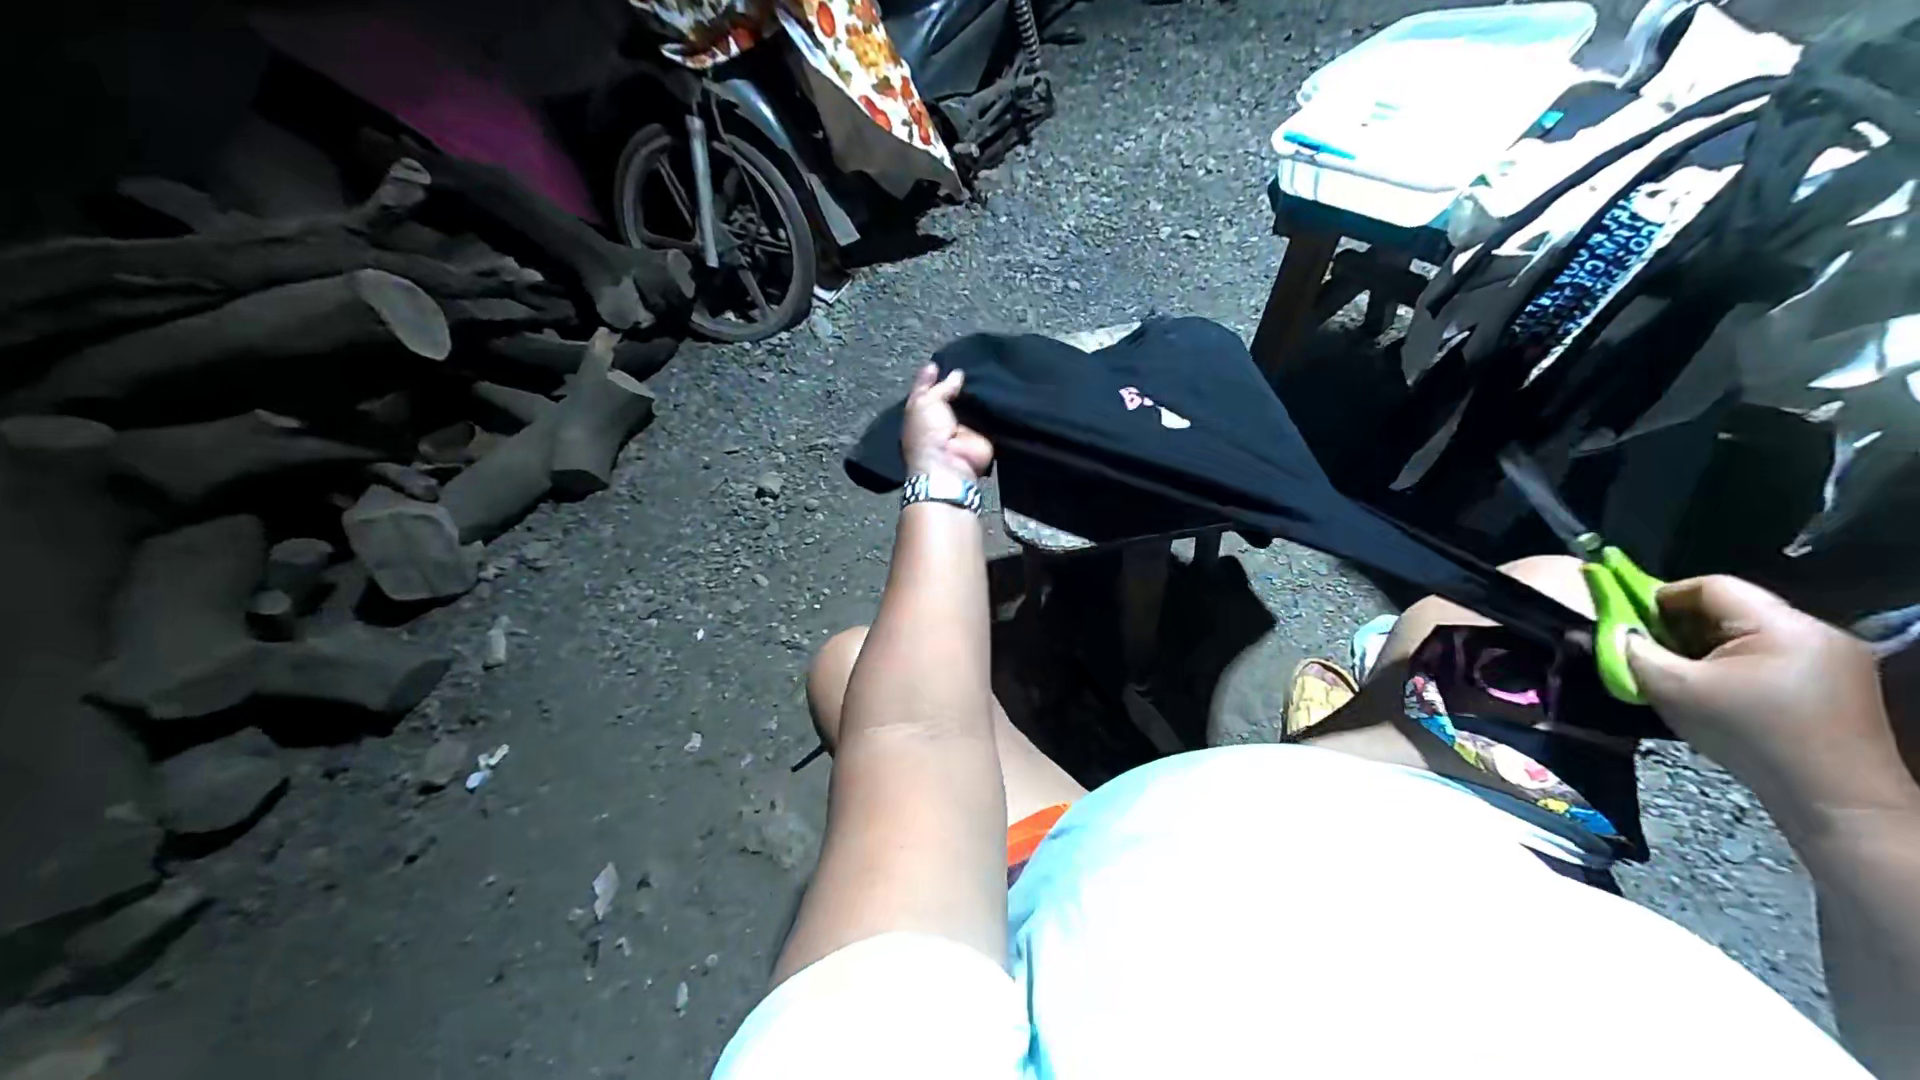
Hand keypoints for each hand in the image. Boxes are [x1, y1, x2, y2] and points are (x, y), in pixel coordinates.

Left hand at [901, 364, 993, 484]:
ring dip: (977, 391)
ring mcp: (962, 427)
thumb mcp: (926, 402)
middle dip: (957, 381)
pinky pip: (988, 414)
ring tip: (986, 368)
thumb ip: (941, 386)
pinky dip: (993, 404)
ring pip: (970, 403)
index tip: (941, 361)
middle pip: (949, 395)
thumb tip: (957, 373)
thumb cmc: (928, 433)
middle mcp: (941, 419)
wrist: (950, 465)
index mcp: (921, 413)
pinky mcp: (982, 433)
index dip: (931, 376)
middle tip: (969, 361)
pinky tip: (1000, 386)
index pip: (926, 390)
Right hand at [1626, 576, 1908, 820]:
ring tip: (1684, 673)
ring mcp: (1835, 656)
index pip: (1710, 585)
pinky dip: (1734, 662)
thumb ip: (1630, 649)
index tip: (1632, 624)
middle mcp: (1817, 630)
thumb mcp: (1671, 688)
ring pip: (1748, 631)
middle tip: (1651, 651)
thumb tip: (1607, 628)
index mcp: (1783, 625)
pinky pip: (1770, 653)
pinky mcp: (1839, 680)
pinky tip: (1720, 689)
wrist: (1834, 799)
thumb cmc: (1746, 734)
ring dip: (1706, 645)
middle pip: (1730, 607)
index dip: (1661, 597)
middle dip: (1682, 625)